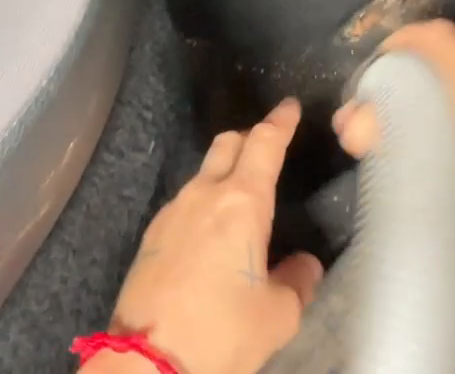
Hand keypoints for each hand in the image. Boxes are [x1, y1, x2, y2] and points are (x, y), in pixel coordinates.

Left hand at [93, 99, 322, 373]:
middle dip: (250, 137)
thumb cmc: (222, 332)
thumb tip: (305, 264)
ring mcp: (173, 210)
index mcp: (242, 203)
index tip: (290, 106)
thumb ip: (297, 282)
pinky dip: (205, 200)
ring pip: (204, 172)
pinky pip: (186, 201)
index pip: (264, 145)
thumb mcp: (277, 316)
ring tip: (243, 195)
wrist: (148, 361)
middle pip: (228, 145)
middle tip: (268, 145)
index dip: (280, 122)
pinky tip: (212, 230)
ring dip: (225, 171)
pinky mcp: (153, 233)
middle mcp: (204, 194)